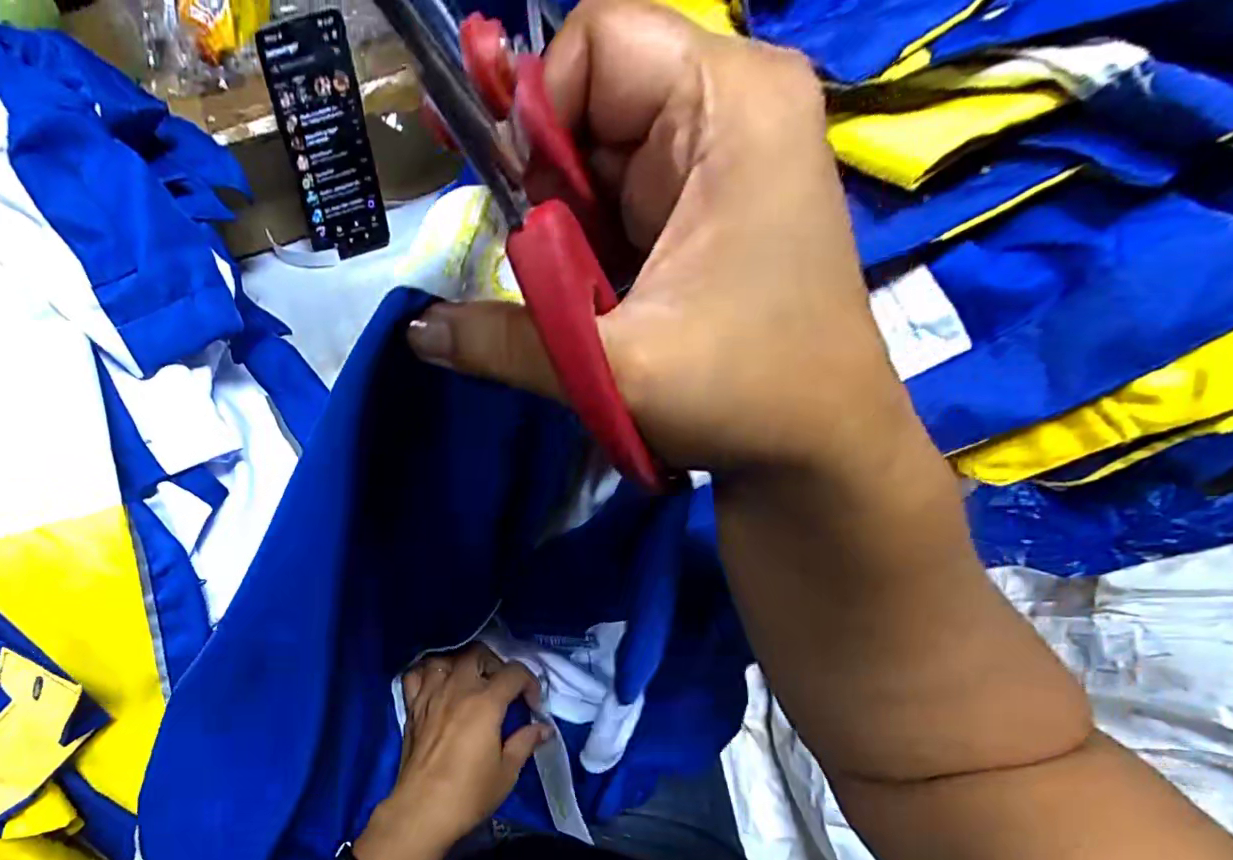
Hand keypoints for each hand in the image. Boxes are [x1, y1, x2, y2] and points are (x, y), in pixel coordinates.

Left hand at [354, 645, 550, 859]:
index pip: (513, 672)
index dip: (529, 683)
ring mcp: (430, 695)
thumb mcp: (506, 771)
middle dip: (496, 665)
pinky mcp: (411, 706)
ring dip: (461, 664)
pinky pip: (416, 675)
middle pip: (477, 654)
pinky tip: (437, 686)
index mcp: (485, 703)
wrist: (423, 808)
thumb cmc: (469, 793)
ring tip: (470, 683)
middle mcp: (456, 689)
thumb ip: (524, 742)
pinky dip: (427, 673)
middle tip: (502, 689)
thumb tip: (543, 728)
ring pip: (444, 659)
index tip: (532, 705)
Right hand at [405, 0, 927, 480]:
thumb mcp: (612, 368)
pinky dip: (576, 238)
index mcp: (730, 106)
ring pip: (591, 153)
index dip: (538, 112)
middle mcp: (728, 108)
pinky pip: (610, 194)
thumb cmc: (744, 393)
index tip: (522, 203)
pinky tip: (584, 291)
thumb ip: (503, 342)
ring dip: (556, 219)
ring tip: (570, 289)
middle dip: (540, 176)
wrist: (816, 445)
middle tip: (533, 262)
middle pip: (589, 96)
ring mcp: (715, 158)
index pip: (597, 41)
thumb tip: (416, 330)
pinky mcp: (699, 204)